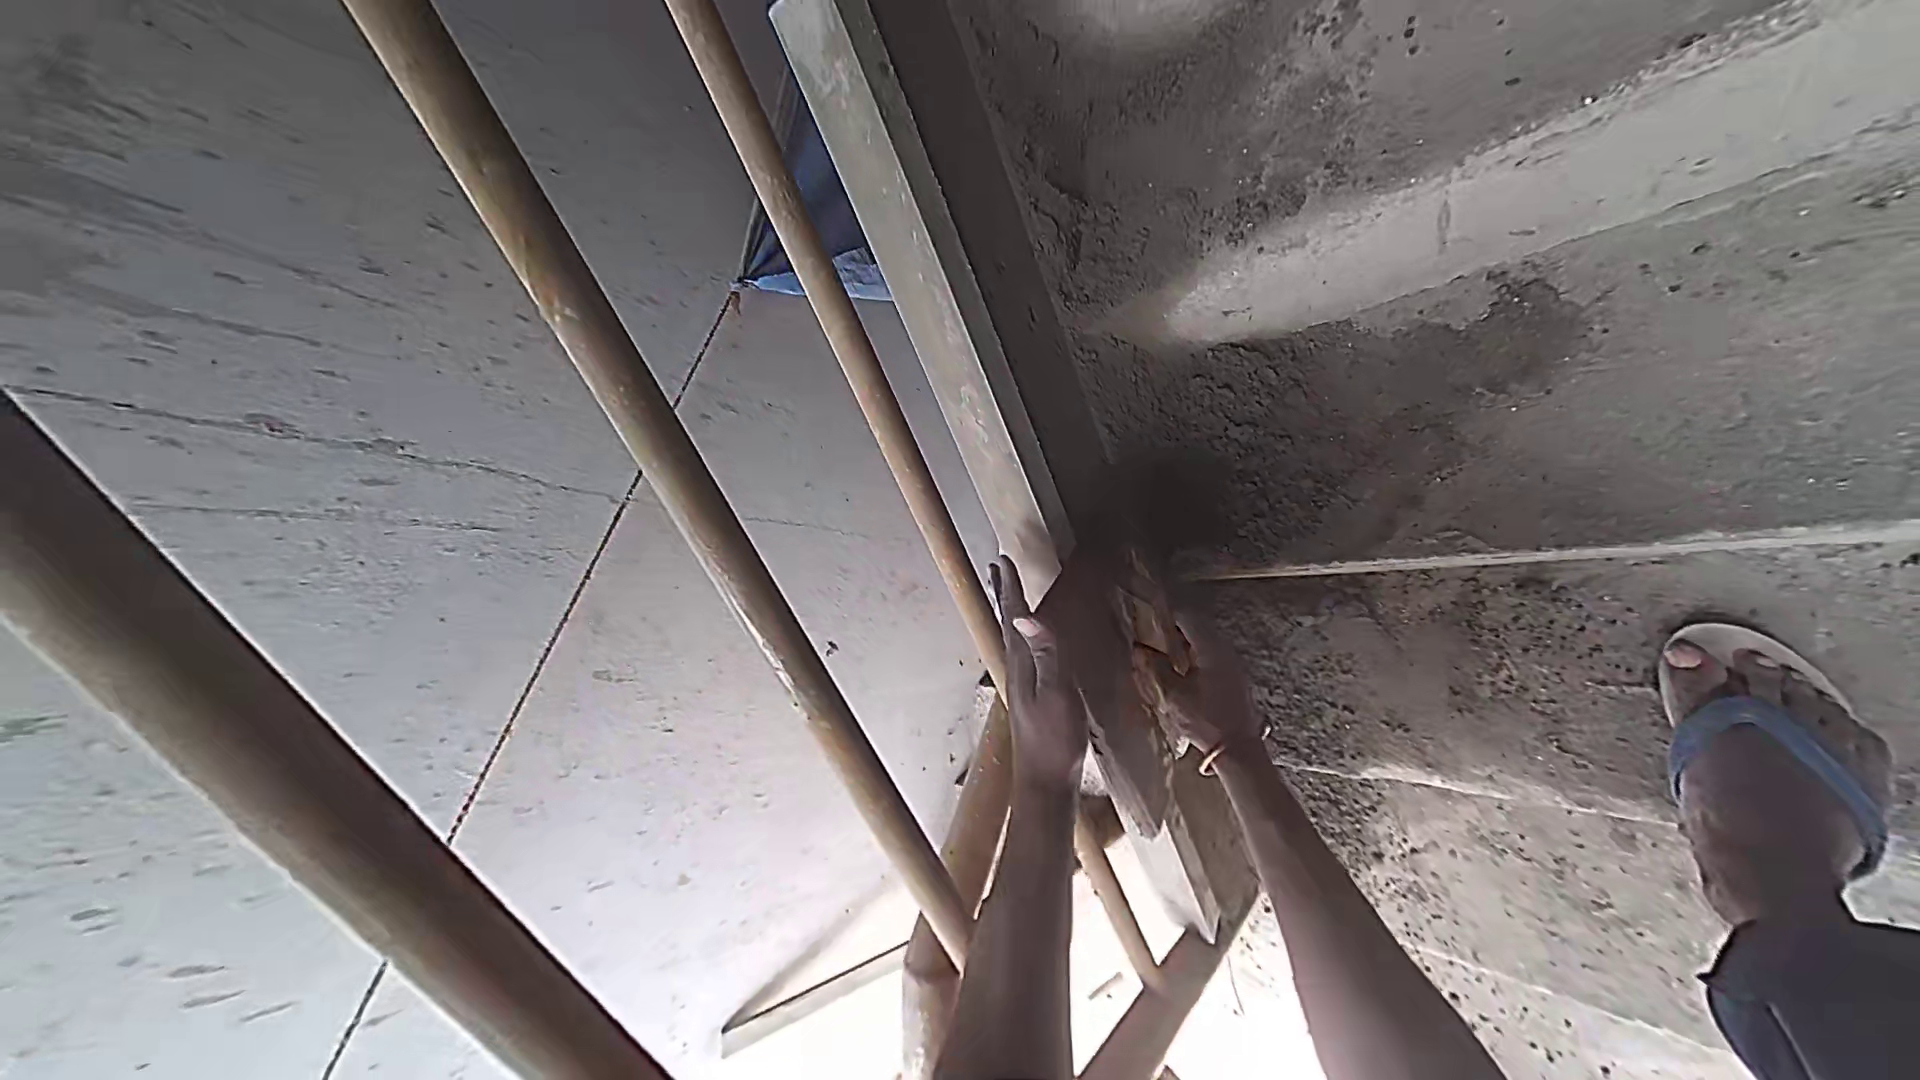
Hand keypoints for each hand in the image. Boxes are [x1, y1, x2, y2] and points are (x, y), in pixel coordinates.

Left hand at [992, 556, 1085, 788]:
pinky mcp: (1030, 694)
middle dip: (1003, 593)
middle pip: (1007, 622)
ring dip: (1011, 610)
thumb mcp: (1056, 694)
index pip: (1013, 617)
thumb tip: (1025, 615)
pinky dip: (1023, 632)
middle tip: (997, 567)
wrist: (1045, 780)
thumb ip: (1045, 655)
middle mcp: (1016, 668)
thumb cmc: (1054, 739)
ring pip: (1013, 636)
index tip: (1003, 560)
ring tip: (1009, 591)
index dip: (1010, 588)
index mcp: (1020, 663)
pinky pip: (1024, 650)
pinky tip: (1029, 639)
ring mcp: (1021, 682)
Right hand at [1134, 609, 1259, 754]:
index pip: (1187, 618)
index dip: (1166, 615)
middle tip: (1152, 634)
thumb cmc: (1205, 721)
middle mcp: (1226, 651)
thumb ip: (1155, 668)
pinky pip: (1213, 656)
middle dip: (1174, 628)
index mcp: (1211, 649)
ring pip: (1206, 642)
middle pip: (1198, 628)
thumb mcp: (1172, 695)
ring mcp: (1234, 665)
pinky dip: (1195, 655)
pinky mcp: (1236, 679)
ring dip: (1185, 643)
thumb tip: (1140, 650)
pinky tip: (1183, 670)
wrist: (1238, 751)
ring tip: (1163, 652)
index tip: (1147, 617)